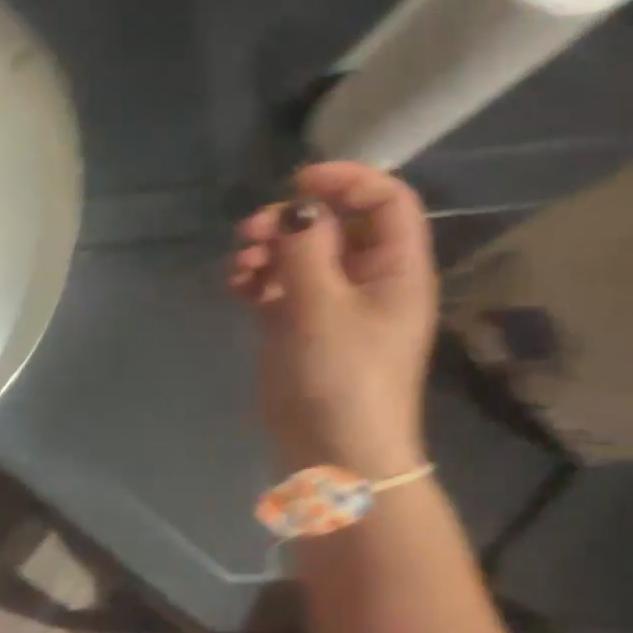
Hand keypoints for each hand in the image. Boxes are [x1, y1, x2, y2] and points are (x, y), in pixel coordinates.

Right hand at [229, 162, 437, 478]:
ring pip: (301, 258)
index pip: (385, 202)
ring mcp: (331, 308)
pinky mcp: (298, 332)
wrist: (332, 452)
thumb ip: (306, 253)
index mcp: (395, 269)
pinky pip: (279, 288)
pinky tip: (236, 286)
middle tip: (249, 233)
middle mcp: (368, 281)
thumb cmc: (339, 379)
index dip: (347, 180)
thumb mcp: (321, 310)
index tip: (294, 180)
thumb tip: (297, 208)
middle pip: (334, 227)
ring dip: (268, 251)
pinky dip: (257, 280)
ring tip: (238, 265)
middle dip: (292, 221)